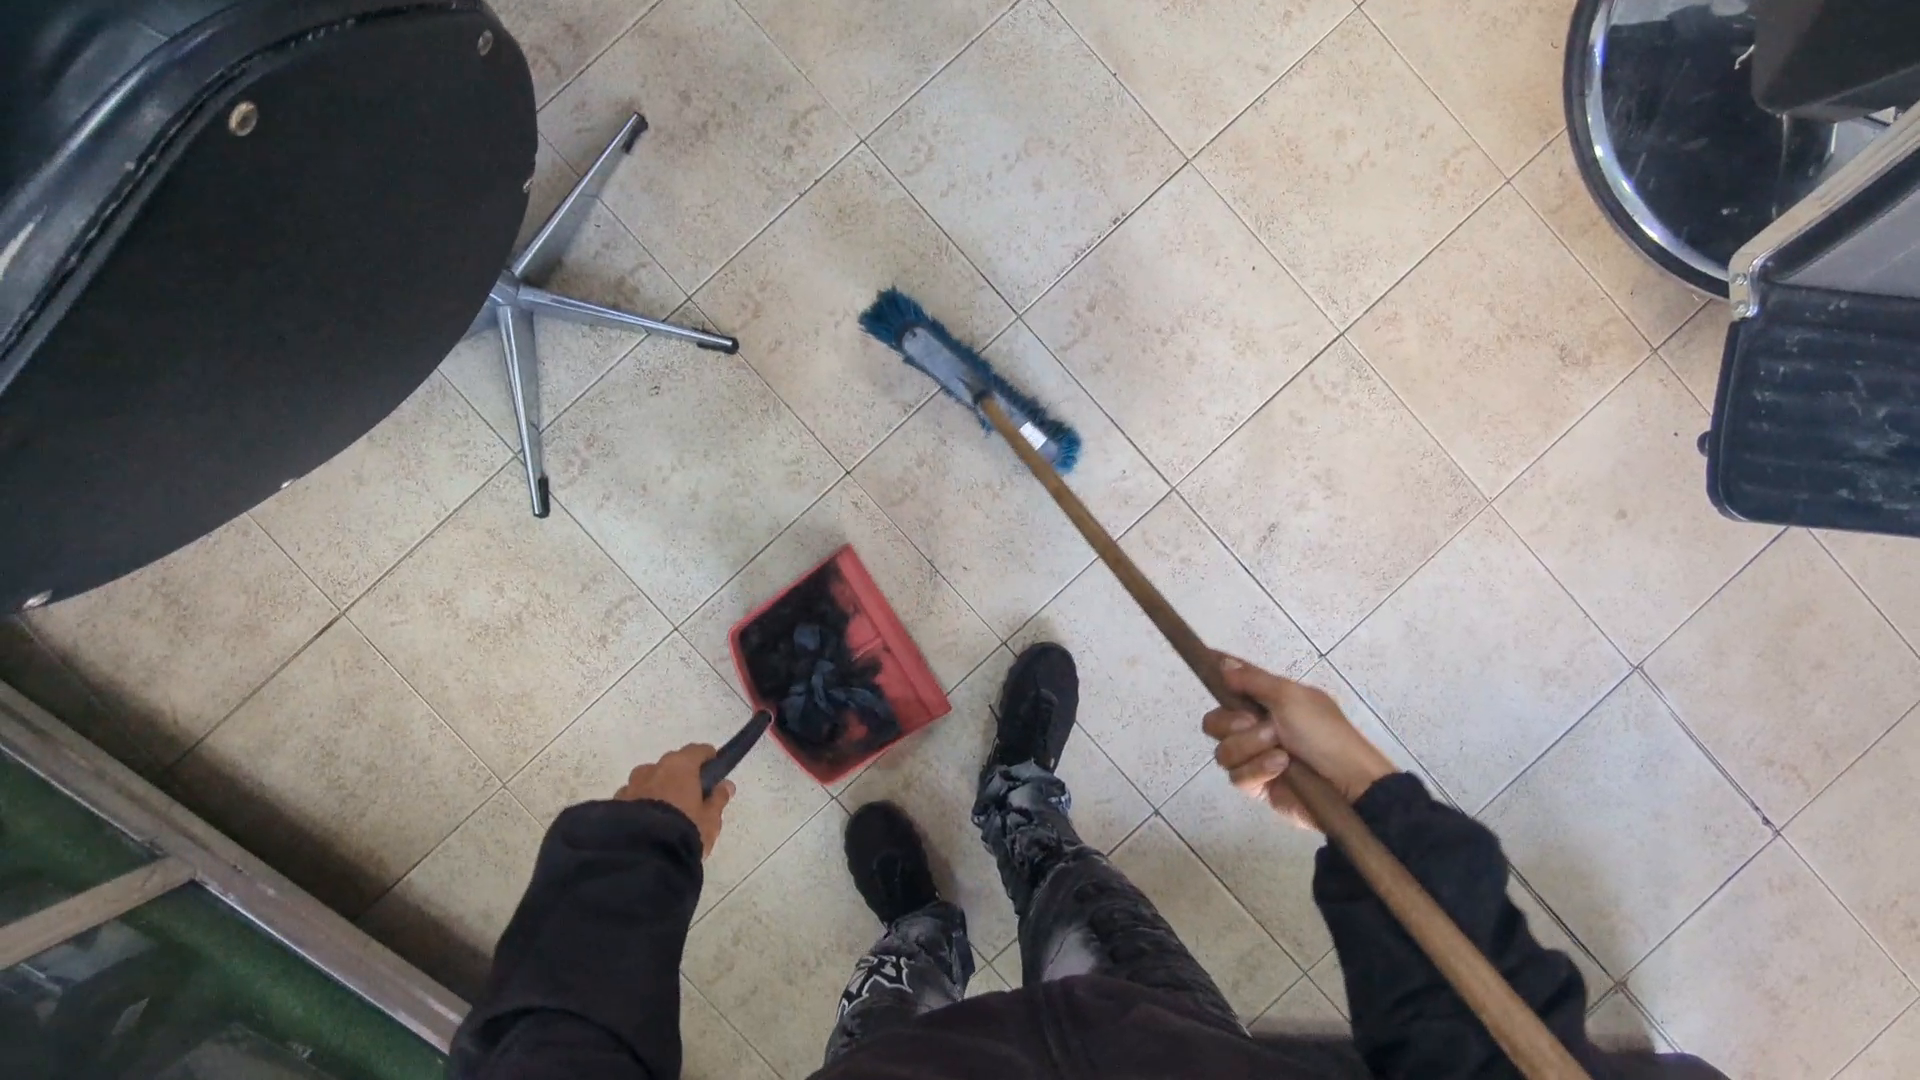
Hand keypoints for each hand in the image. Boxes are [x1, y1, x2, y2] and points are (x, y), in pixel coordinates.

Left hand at [614, 744, 732, 857]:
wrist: (639, 856)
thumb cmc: (683, 830)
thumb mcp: (710, 819)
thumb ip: (718, 800)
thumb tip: (726, 785)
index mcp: (680, 766)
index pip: (697, 751)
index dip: (707, 758)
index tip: (714, 770)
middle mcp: (653, 769)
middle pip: (671, 765)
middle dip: (680, 776)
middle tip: (690, 798)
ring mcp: (631, 785)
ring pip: (648, 781)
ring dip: (657, 790)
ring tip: (664, 814)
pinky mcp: (614, 805)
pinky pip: (632, 799)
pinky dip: (640, 805)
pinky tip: (645, 824)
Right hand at [1202, 654, 1394, 830]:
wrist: (1349, 785)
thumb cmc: (1324, 733)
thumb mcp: (1291, 697)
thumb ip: (1252, 680)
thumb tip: (1222, 661)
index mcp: (1268, 701)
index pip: (1234, 681)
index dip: (1218, 673)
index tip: (1203, 660)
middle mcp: (1256, 726)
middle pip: (1215, 721)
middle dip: (1231, 723)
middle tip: (1253, 722)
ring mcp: (1254, 757)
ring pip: (1223, 751)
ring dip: (1251, 747)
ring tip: (1280, 751)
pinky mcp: (1256, 785)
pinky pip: (1237, 776)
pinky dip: (1259, 770)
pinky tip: (1282, 768)